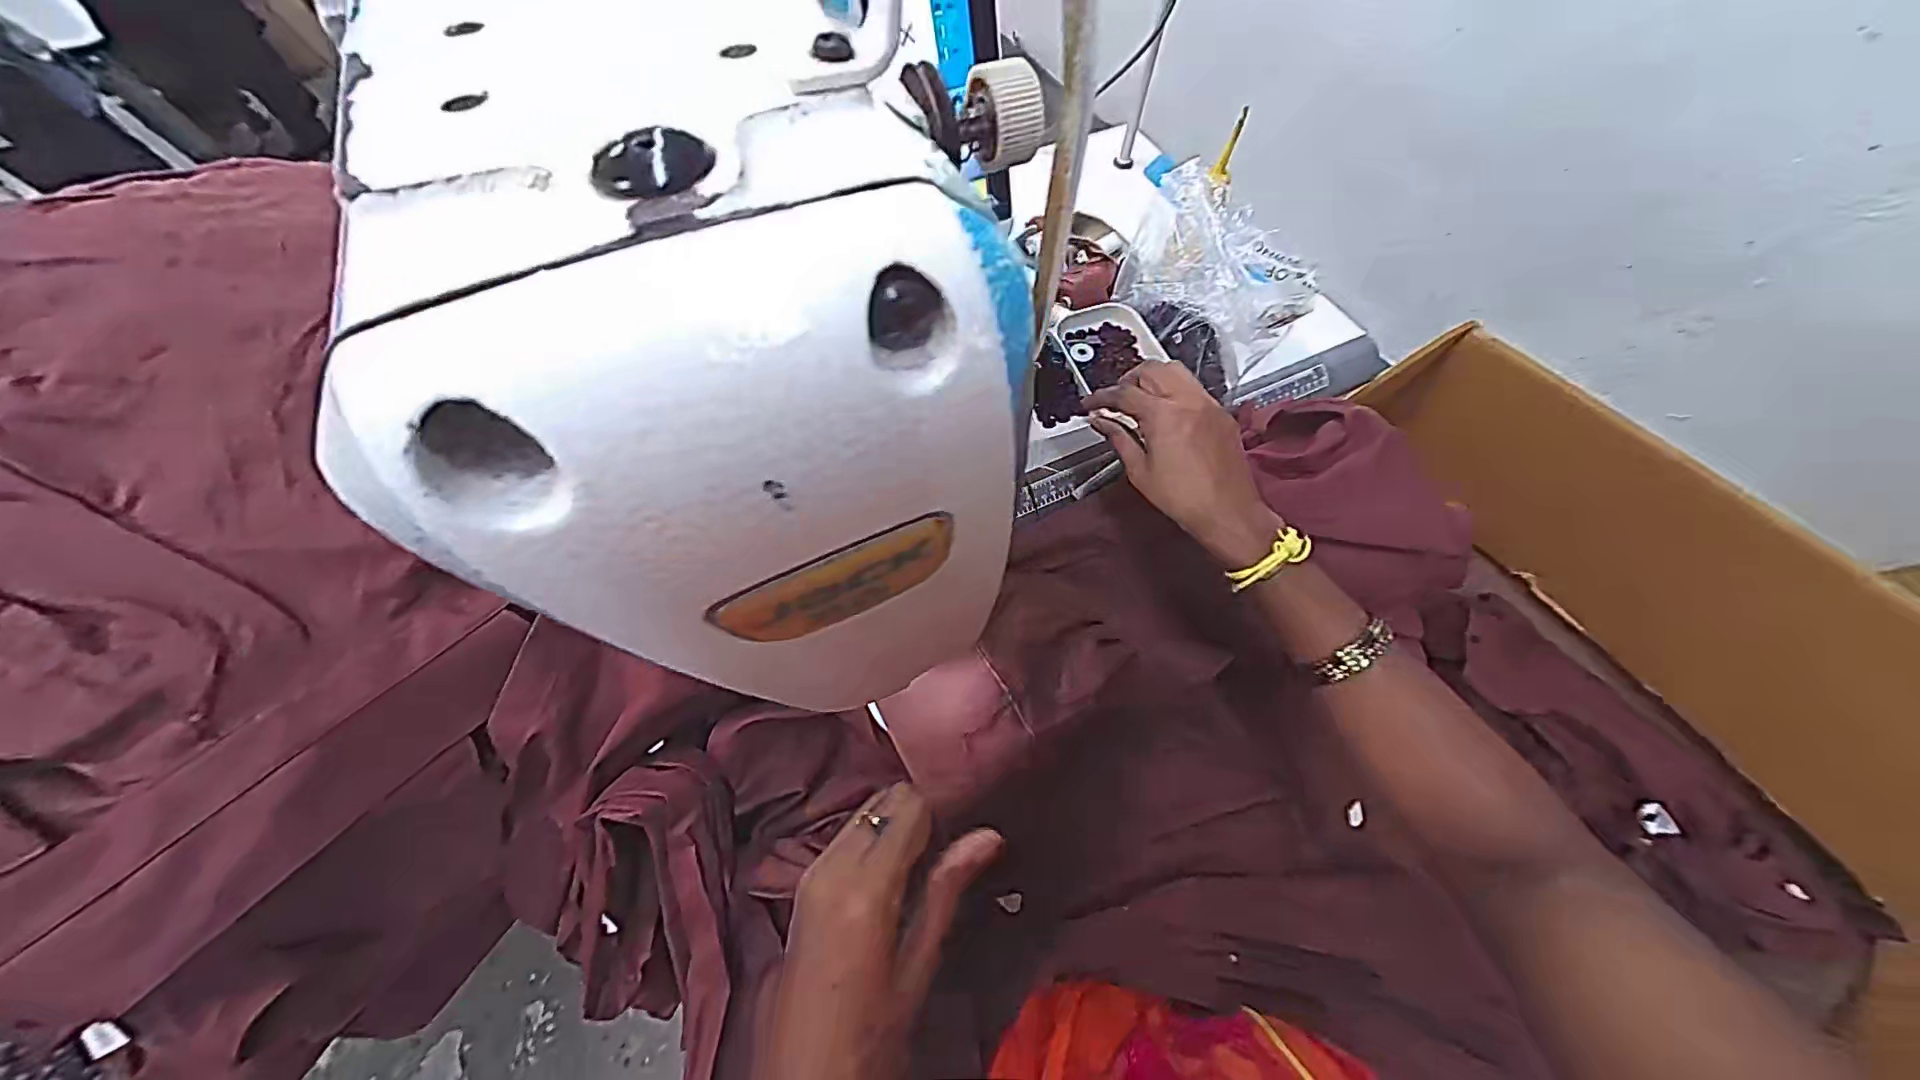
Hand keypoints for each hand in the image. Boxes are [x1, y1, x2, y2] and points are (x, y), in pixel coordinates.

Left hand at [761, 784, 1003, 1079]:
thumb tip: (987, 836)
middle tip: (950, 837)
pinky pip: (845, 833)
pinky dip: (872, 834)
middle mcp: (832, 866)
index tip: (966, 818)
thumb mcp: (918, 963)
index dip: (941, 805)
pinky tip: (894, 866)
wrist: (802, 1073)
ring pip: (863, 810)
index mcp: (865, 886)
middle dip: (918, 808)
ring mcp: (812, 871)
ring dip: (895, 819)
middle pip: (883, 799)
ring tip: (926, 854)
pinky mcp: (803, 881)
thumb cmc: (869, 1032)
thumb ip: (946, 888)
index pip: (908, 805)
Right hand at [1084, 362, 1282, 566]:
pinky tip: (1166, 411)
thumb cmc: (1184, 498)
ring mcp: (1208, 404)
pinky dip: (1174, 390)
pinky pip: (1193, 388)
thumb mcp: (1140, 471)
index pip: (1124, 393)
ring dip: (1153, 378)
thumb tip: (1101, 422)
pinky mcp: (1221, 413)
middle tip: (1114, 399)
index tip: (1090, 404)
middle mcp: (1188, 402)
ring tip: (1139, 399)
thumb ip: (1119, 439)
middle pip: (1151, 369)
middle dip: (1127, 380)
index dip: (1101, 397)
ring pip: (1175, 371)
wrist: (1226, 511)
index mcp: (1163, 416)